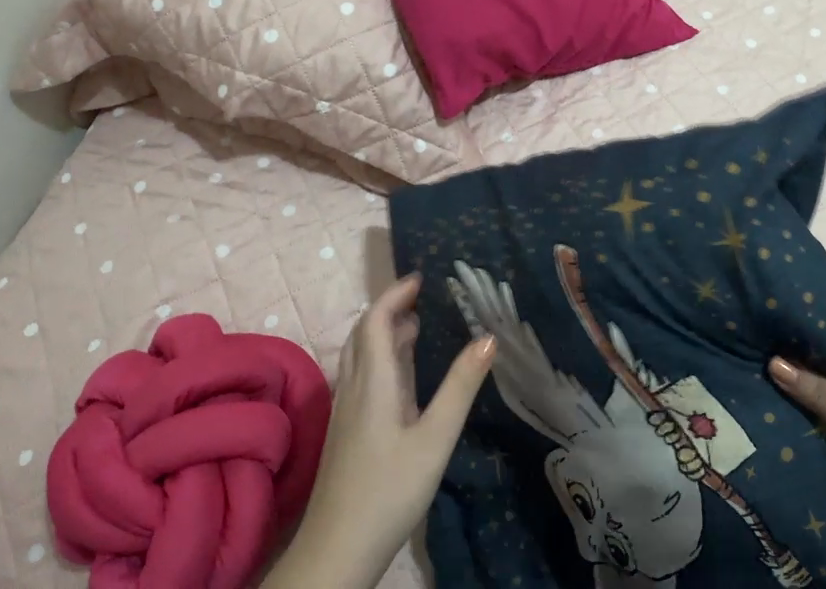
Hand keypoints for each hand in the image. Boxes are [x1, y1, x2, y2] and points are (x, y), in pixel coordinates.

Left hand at [263, 274, 495, 588]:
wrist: (337, 548)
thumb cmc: (390, 490)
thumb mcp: (435, 438)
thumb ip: (460, 387)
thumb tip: (488, 336)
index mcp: (372, 382)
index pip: (375, 320)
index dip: (395, 294)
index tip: (421, 277)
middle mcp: (354, 388)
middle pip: (363, 333)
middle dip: (389, 308)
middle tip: (422, 297)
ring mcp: (346, 411)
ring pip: (360, 357)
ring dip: (384, 334)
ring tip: (417, 326)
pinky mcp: (347, 432)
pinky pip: (362, 377)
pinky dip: (382, 360)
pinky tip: (404, 378)